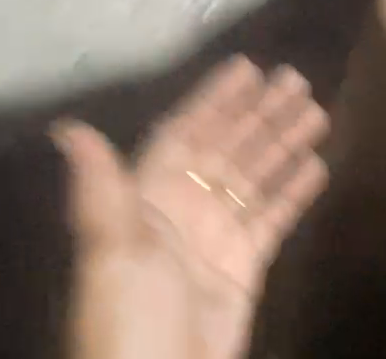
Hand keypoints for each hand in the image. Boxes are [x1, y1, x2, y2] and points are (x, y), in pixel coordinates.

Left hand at [54, 57, 329, 358]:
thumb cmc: (131, 317)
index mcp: (148, 202)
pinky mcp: (244, 265)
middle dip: (260, 113)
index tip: (248, 67)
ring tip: (317, 111)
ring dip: (284, 142)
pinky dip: (295, 191)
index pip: (185, 135)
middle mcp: (184, 210)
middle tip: (297, 78)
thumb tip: (68, 130)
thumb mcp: (112, 254)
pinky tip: (318, 165)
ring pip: (256, 175)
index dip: (214, 101)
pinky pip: (273, 216)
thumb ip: (102, 190)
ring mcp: (216, 237)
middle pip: (228, 148)